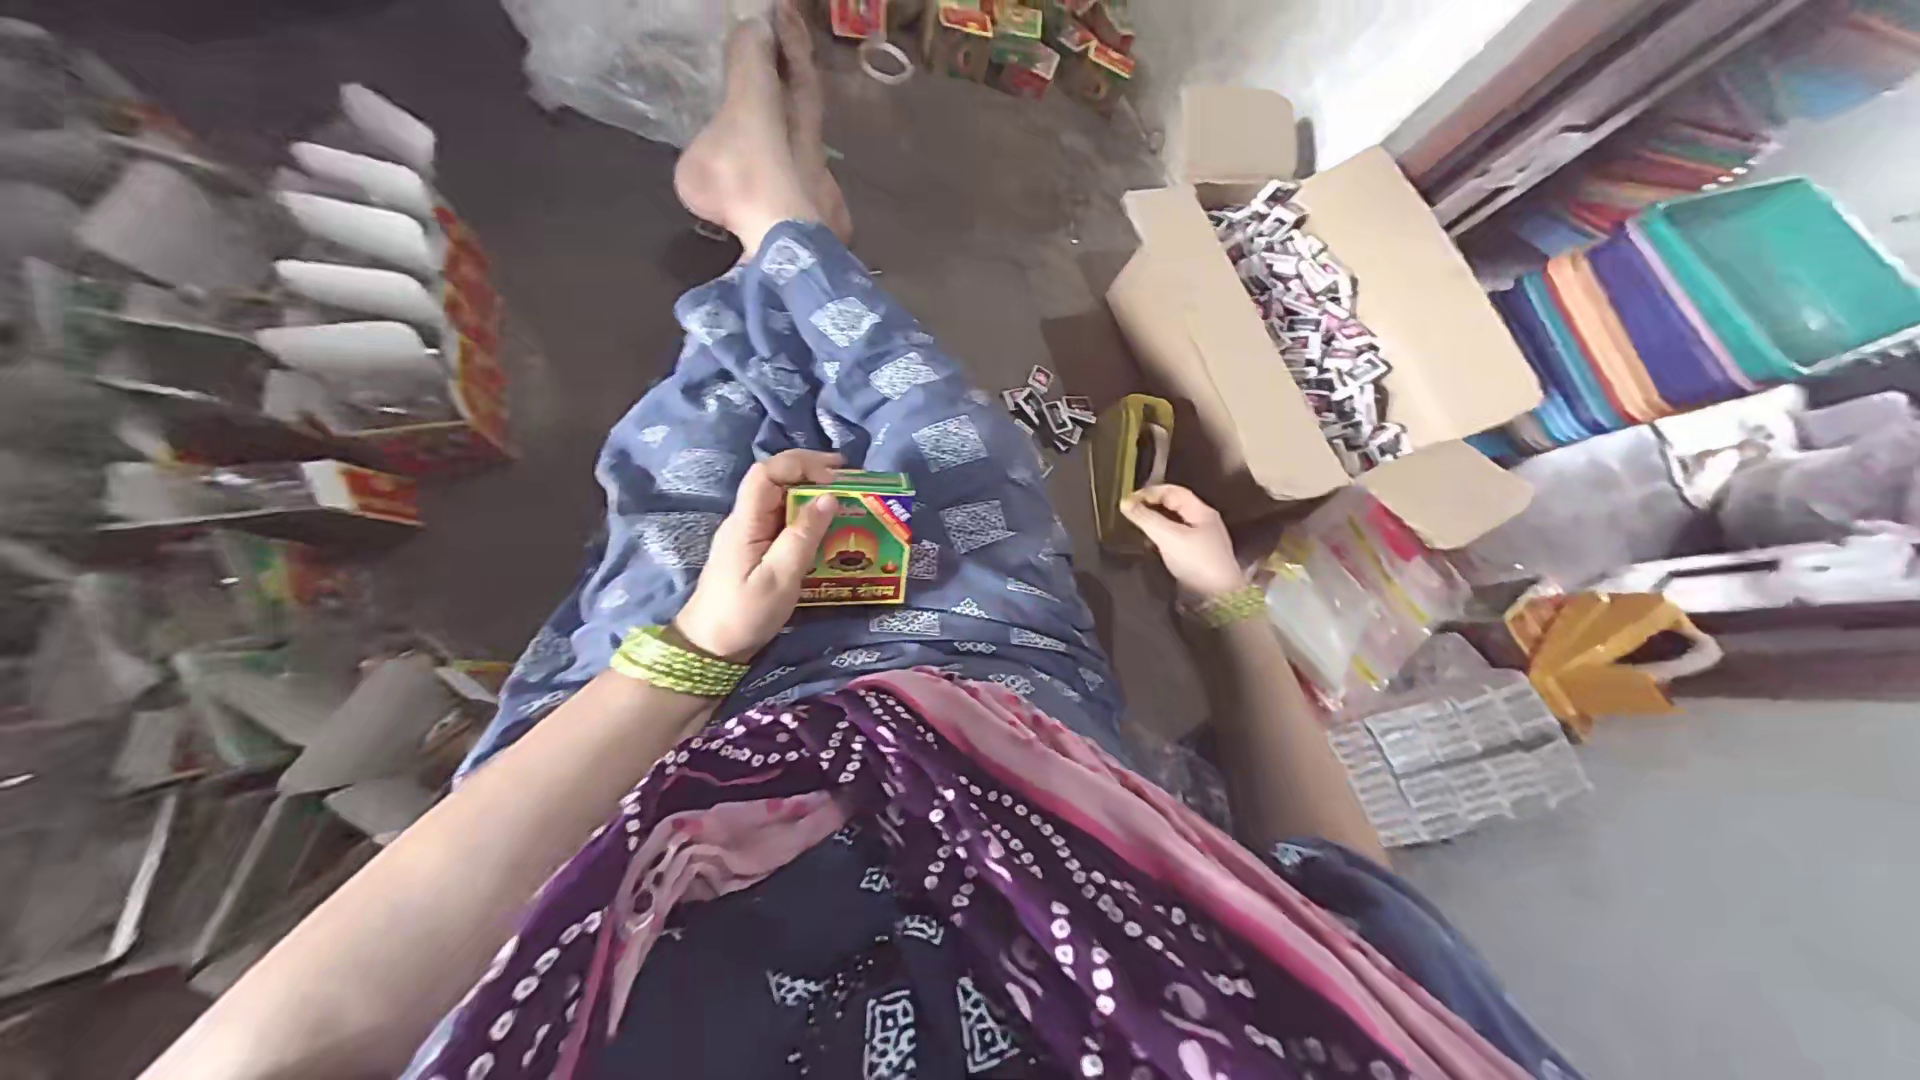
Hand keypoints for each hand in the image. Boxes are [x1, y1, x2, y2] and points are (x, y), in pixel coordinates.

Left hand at [673, 449, 843, 661]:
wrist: (710, 647)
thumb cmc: (744, 614)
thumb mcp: (780, 578)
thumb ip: (803, 536)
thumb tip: (829, 498)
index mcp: (746, 522)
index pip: (768, 472)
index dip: (802, 465)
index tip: (835, 477)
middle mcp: (746, 520)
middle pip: (776, 479)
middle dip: (814, 473)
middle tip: (852, 480)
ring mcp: (750, 534)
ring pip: (782, 499)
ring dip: (814, 494)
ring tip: (848, 499)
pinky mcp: (757, 548)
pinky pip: (784, 520)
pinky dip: (808, 516)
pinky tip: (829, 526)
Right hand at [1120, 484, 1245, 600]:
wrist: (1218, 597)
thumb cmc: (1196, 561)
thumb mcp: (1169, 537)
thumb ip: (1146, 518)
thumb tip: (1125, 503)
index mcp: (1201, 511)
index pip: (1173, 491)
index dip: (1150, 492)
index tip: (1128, 501)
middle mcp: (1202, 521)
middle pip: (1174, 504)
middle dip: (1151, 504)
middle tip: (1129, 511)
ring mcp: (1200, 538)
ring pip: (1173, 521)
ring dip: (1154, 519)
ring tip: (1136, 524)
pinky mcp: (1195, 554)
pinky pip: (1174, 535)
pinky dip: (1159, 533)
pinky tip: (1149, 541)